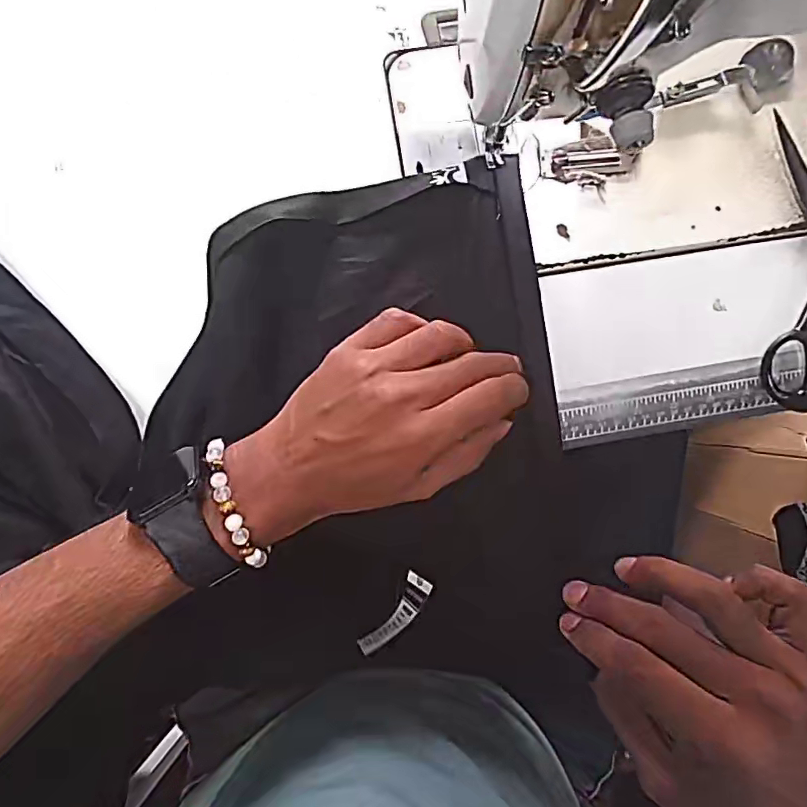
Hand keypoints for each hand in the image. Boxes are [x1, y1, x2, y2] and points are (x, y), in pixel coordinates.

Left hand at [223, 308, 528, 544]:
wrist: (290, 467)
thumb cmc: (347, 483)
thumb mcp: (418, 486)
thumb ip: (466, 454)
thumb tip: (497, 424)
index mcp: (421, 434)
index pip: (490, 394)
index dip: (514, 388)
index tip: (515, 389)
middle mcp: (400, 396)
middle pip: (472, 362)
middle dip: (500, 365)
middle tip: (502, 371)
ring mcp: (374, 368)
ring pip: (441, 334)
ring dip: (465, 343)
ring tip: (465, 355)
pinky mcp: (350, 350)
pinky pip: (397, 320)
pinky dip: (420, 325)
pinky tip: (422, 342)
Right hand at [560, 558, 806, 806]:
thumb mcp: (665, 785)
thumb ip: (626, 718)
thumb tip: (600, 664)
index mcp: (720, 737)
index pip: (639, 665)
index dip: (595, 638)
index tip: (571, 623)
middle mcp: (756, 696)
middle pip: (666, 628)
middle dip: (609, 605)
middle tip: (578, 594)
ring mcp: (785, 673)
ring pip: (718, 600)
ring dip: (664, 575)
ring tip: (627, 568)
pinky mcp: (805, 662)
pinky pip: (796, 603)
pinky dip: (762, 580)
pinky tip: (725, 579)